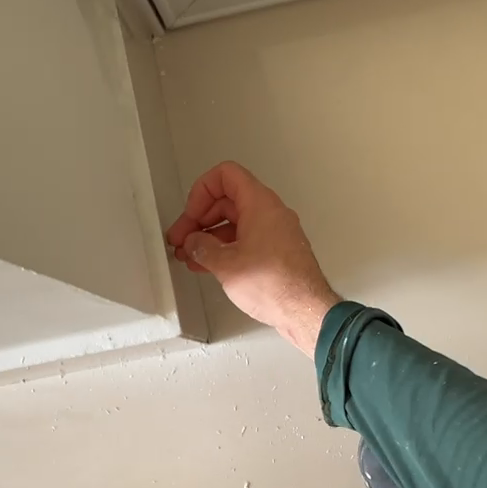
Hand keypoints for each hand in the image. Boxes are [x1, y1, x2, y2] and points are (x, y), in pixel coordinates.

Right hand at [166, 161, 341, 352]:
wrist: (305, 311)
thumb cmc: (276, 285)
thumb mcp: (226, 265)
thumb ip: (202, 248)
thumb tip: (193, 243)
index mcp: (260, 203)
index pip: (225, 176)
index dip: (201, 191)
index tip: (190, 215)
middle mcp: (270, 213)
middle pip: (227, 202)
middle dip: (199, 220)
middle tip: (181, 240)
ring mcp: (275, 233)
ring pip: (234, 224)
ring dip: (209, 238)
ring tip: (188, 256)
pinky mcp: (276, 254)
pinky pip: (246, 241)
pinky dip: (225, 249)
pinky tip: (208, 265)